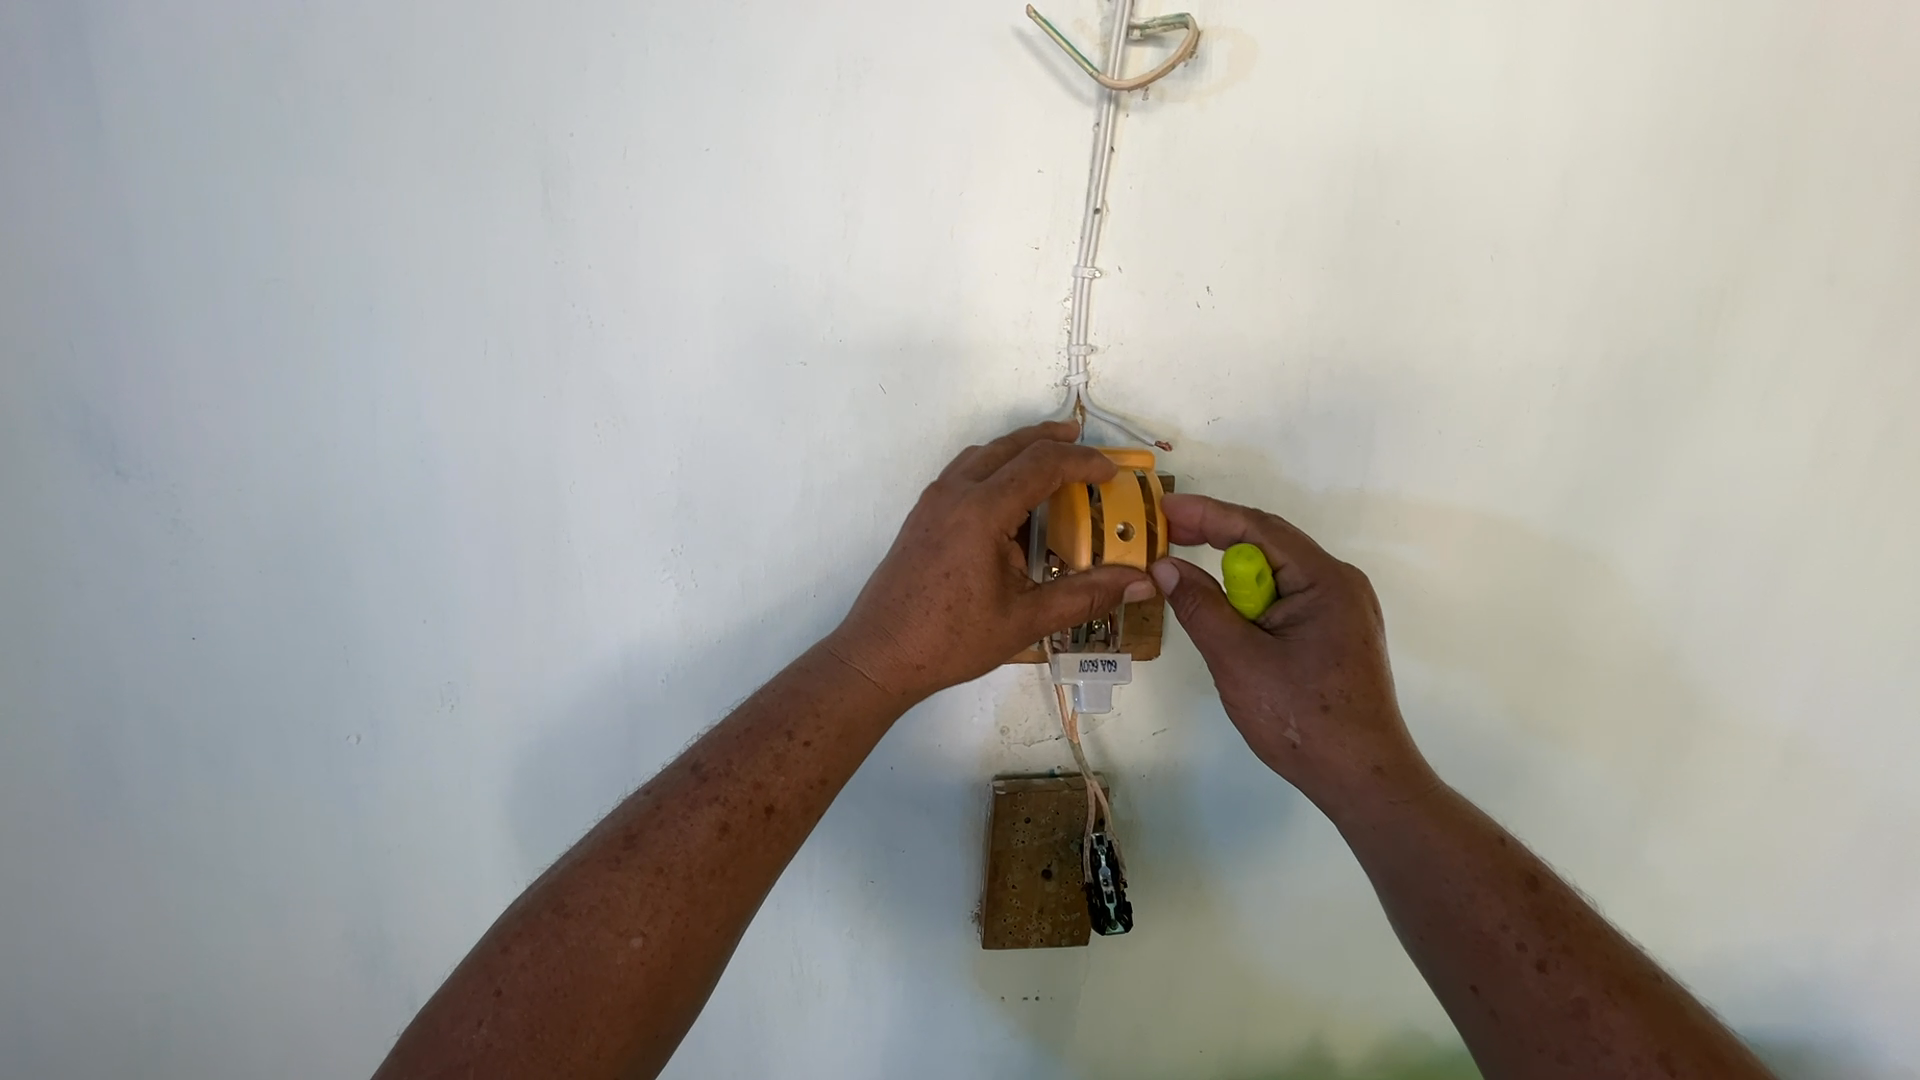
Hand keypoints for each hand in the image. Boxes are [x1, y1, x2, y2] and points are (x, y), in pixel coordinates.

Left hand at [827, 421, 1154, 703]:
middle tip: (1086, 442)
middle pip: (1011, 446)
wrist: (879, 654)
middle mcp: (955, 493)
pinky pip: (965, 472)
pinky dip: (995, 467)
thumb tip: (1139, 583)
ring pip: (983, 454)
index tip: (1112, 474)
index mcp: (982, 510)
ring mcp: (933, 501)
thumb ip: (1085, 596)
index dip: (1083, 462)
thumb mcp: (1026, 620)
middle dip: (1052, 440)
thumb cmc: (952, 639)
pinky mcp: (922, 515)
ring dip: (1020, 449)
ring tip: (1052, 460)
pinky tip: (1010, 496)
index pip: (1042, 465)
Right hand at [1150, 494, 1435, 813]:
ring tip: (1182, 565)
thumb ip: (1199, 605)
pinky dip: (1246, 596)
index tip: (1162, 509)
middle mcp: (1338, 583)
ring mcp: (1339, 609)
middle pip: (1268, 544)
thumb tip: (1164, 566)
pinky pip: (1282, 597)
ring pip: (1274, 573)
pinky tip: (1220, 603)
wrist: (1361, 779)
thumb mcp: (1237, 658)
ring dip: (1229, 570)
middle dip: (1214, 536)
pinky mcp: (1332, 633)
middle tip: (1164, 533)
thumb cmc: (1301, 718)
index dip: (1206, 515)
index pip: (1258, 529)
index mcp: (1324, 581)